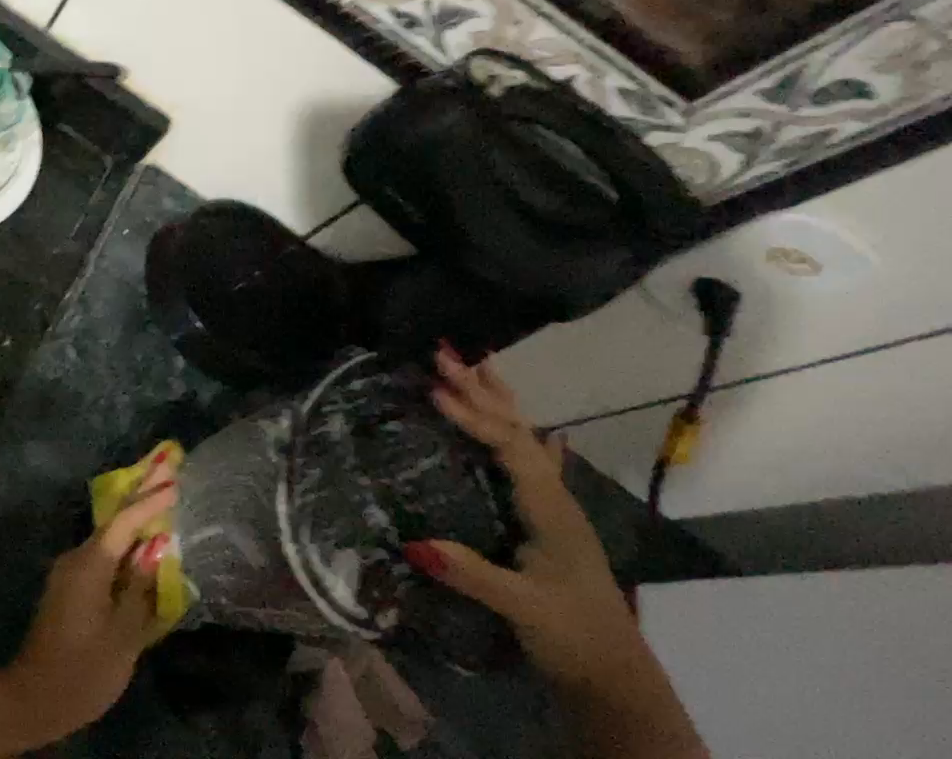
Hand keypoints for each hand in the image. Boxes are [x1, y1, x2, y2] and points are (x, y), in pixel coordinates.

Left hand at [7, 469, 177, 736]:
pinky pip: (101, 560)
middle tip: (166, 474)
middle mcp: (75, 559)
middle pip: (114, 524)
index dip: (150, 502)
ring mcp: (69, 574)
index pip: (124, 522)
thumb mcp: (124, 633)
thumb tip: (153, 554)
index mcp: (89, 565)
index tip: (174, 482)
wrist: (35, 698)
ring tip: (163, 509)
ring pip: (108, 542)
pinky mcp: (69, 589)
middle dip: (141, 501)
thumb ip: (141, 589)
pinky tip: (143, 552)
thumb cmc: (85, 668)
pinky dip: (124, 551)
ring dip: (134, 527)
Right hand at [406, 346, 650, 692]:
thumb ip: (472, 573)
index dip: (473, 417)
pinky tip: (533, 428)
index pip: (510, 449)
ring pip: (525, 440)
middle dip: (482, 391)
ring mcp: (554, 507)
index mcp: (550, 509)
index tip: (436, 388)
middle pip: (518, 431)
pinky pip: (529, 461)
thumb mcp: (521, 608)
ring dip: (499, 402)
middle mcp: (555, 497)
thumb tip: (412, 542)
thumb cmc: (572, 636)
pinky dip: (519, 434)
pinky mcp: (547, 519)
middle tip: (446, 352)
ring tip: (478, 364)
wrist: (616, 676)